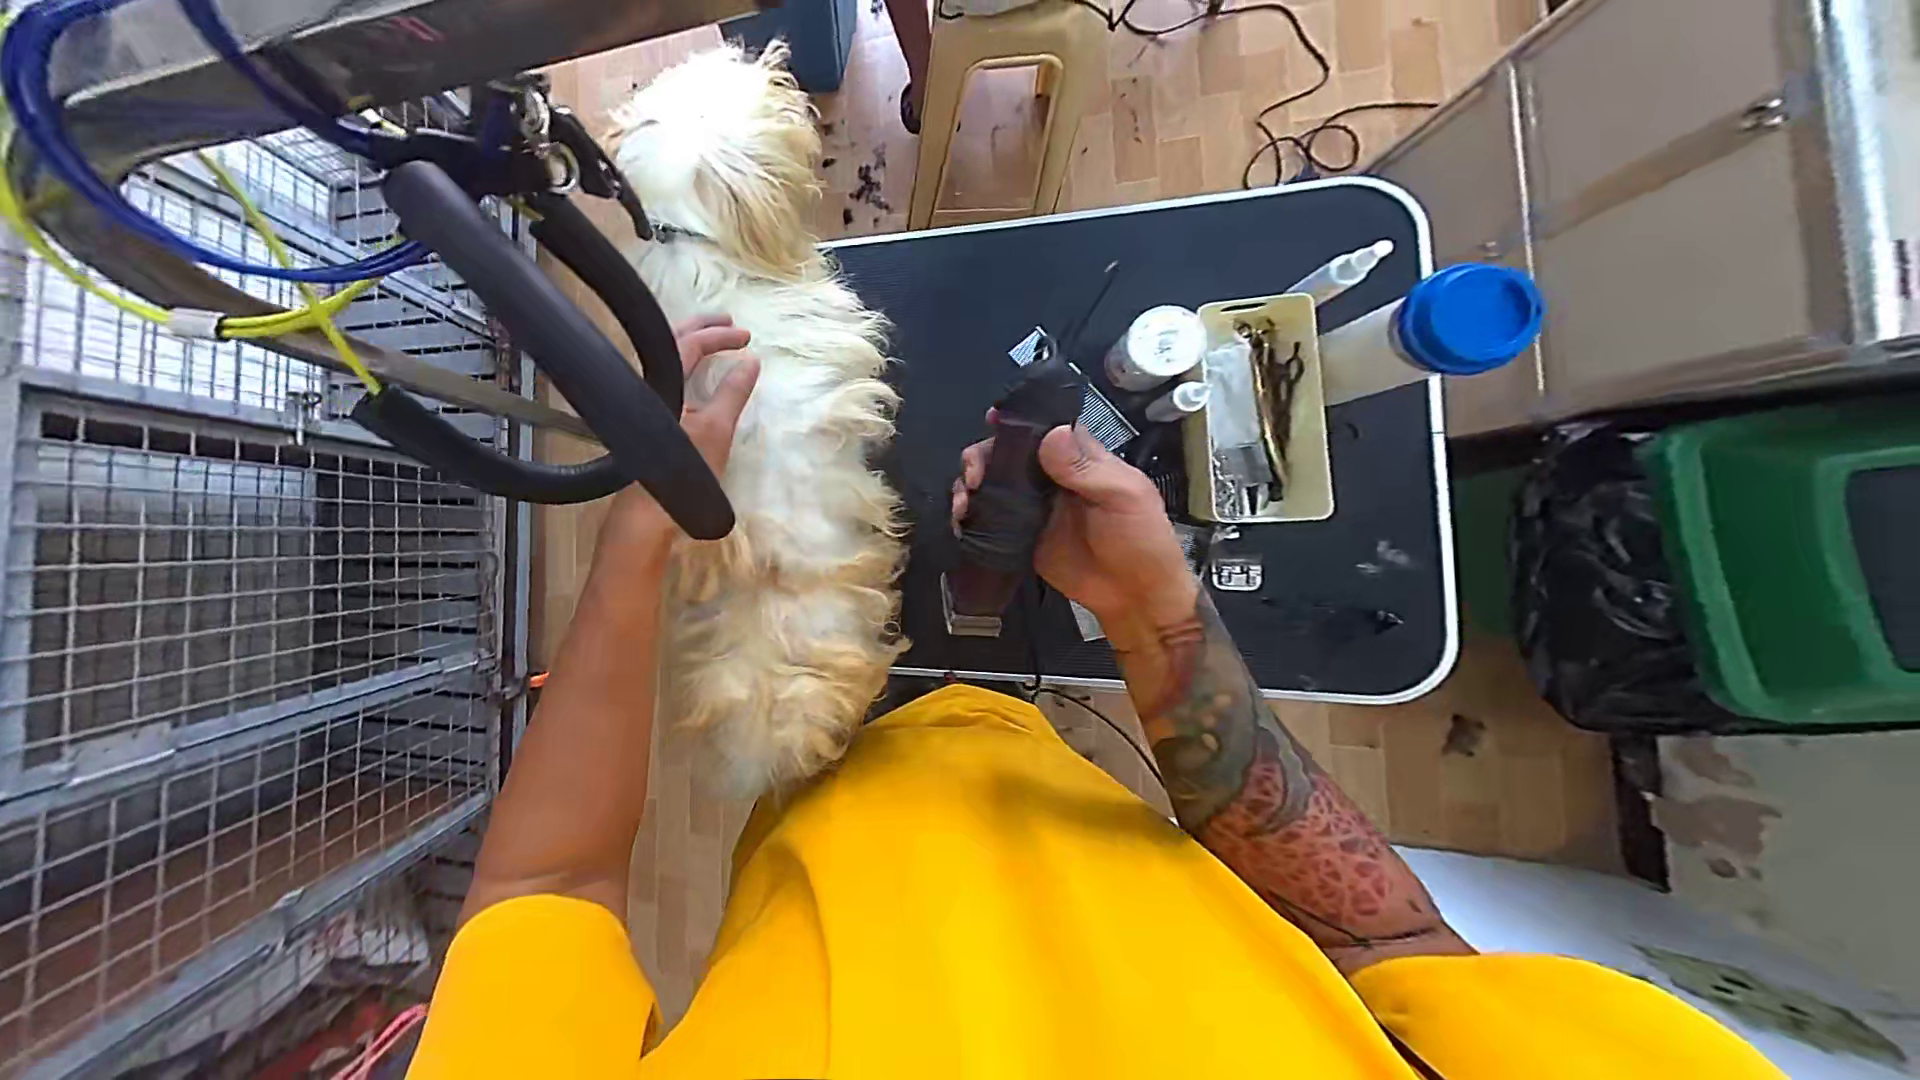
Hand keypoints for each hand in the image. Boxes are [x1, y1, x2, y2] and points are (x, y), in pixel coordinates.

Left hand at [600, 314, 759, 550]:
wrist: (652, 505)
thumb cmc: (684, 466)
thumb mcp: (718, 428)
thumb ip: (734, 391)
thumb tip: (752, 361)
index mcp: (662, 381)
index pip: (690, 344)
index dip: (719, 335)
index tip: (747, 336)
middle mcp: (650, 382)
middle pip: (673, 342)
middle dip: (703, 328)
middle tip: (731, 323)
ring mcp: (648, 397)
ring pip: (669, 357)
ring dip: (695, 343)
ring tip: (718, 339)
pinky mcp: (650, 412)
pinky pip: (669, 373)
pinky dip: (688, 363)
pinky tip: (701, 370)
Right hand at [951, 424, 1196, 649]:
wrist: (1133, 597)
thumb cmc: (1142, 541)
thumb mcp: (1124, 497)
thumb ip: (1087, 467)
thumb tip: (1051, 435)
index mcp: (1081, 459)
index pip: (1043, 427)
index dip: (1015, 421)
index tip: (992, 421)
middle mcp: (1053, 478)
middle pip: (1008, 454)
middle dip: (982, 456)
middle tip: (974, 474)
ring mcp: (1034, 507)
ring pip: (993, 483)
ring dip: (970, 485)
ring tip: (964, 500)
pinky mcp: (1021, 536)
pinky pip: (990, 519)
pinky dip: (970, 516)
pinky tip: (963, 521)